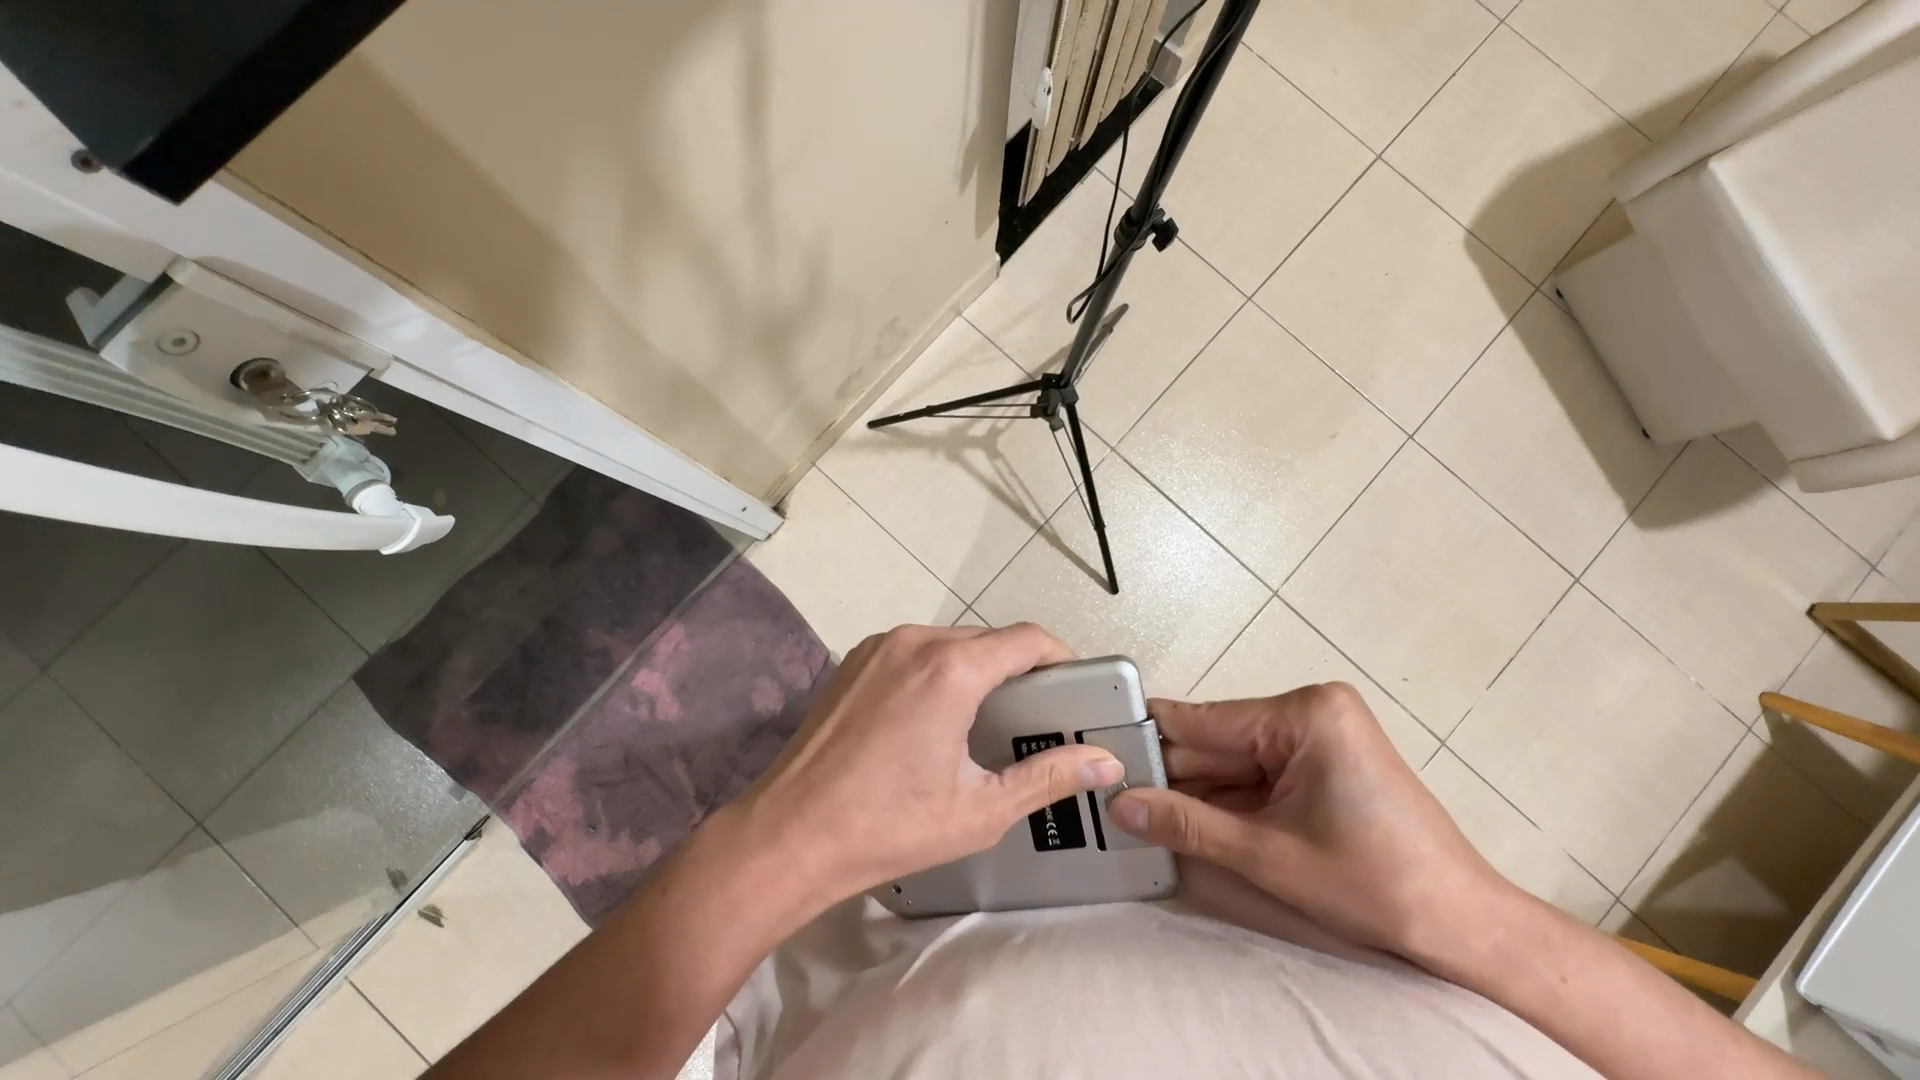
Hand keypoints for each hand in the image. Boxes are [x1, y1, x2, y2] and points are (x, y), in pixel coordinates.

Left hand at [735, 623, 1122, 905]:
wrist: (788, 835)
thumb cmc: (889, 826)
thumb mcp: (981, 809)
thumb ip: (1048, 778)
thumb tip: (1104, 764)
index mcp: (951, 669)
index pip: (1027, 639)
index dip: (1061, 658)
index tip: (1077, 689)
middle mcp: (914, 642)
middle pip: (988, 640)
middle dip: (1020, 671)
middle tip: (1038, 718)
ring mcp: (877, 648)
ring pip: (949, 643)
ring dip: (978, 670)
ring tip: (990, 722)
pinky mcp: (853, 662)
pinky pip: (914, 653)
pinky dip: (938, 672)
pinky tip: (937, 719)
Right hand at [1109, 683, 1512, 964]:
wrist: (1462, 925)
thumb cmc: (1377, 884)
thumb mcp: (1266, 855)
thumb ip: (1186, 824)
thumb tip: (1120, 805)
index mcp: (1304, 714)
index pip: (1202, 721)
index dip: (1147, 741)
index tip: (1096, 752)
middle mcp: (1310, 711)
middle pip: (1215, 740)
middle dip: (1168, 773)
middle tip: (1107, 795)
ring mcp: (1318, 736)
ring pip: (1231, 761)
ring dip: (1193, 791)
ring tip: (1133, 810)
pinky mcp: (1320, 763)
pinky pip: (1255, 774)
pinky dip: (1224, 800)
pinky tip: (1182, 819)